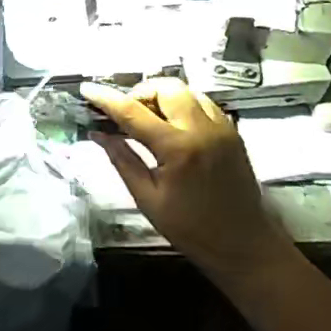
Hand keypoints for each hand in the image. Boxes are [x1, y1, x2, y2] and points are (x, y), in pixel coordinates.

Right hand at [82, 78, 292, 277]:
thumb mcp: (148, 199)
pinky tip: (173, 125)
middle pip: (165, 87)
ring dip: (163, 96)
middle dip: (140, 93)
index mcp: (178, 148)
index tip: (88, 90)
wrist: (242, 243)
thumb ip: (123, 160)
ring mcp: (221, 126)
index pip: (134, 112)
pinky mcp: (232, 130)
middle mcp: (202, 128)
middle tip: (125, 114)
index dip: (107, 98)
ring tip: (148, 119)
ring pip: (187, 90)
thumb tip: (99, 134)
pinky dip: (184, 105)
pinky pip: (204, 102)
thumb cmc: (191, 229)